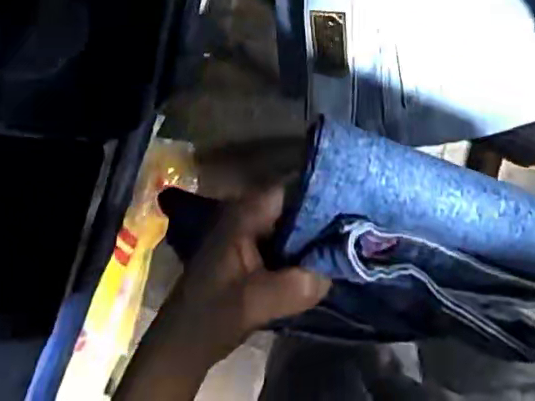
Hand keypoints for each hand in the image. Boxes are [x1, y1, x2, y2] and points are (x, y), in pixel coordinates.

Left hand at [117, 187, 330, 399]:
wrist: (181, 346)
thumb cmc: (212, 314)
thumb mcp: (256, 302)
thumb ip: (296, 285)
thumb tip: (331, 272)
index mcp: (246, 212)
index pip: (292, 188)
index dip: (321, 195)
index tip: (350, 207)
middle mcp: (248, 212)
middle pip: (294, 205)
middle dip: (321, 217)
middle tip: (353, 229)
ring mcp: (249, 231)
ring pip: (290, 224)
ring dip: (313, 236)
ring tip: (344, 245)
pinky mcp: (252, 251)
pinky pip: (284, 240)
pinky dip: (301, 250)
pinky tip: (321, 262)